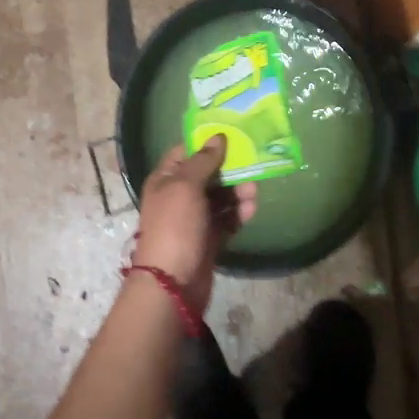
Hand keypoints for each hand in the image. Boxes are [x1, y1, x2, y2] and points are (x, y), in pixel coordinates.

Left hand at [132, 135, 257, 313]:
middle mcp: (178, 197)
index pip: (185, 152)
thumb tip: (218, 136)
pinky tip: (251, 209)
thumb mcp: (186, 186)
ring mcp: (194, 220)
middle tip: (251, 164)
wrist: (172, 284)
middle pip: (207, 175)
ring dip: (237, 192)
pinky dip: (238, 213)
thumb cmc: (175, 226)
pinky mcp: (209, 240)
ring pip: (219, 198)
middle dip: (229, 169)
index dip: (206, 142)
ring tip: (253, 191)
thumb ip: (204, 160)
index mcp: (165, 180)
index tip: (232, 134)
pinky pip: (226, 220)